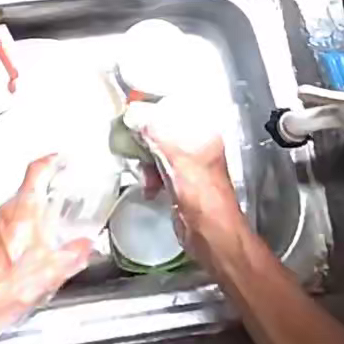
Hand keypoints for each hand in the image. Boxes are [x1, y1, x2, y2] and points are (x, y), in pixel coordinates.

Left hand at [0, 156, 93, 343]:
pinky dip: (22, 228)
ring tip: (51, 223)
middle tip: (64, 194)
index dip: (51, 160)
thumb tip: (89, 244)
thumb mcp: (50, 274)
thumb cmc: (4, 291)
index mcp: (22, 211)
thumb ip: (74, 255)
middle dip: (47, 190)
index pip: (36, 171)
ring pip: (17, 208)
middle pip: (27, 189)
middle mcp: (3, 212)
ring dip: (34, 211)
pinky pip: (7, 225)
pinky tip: (29, 249)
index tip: (63, 158)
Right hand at [124, 98, 249, 269]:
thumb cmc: (201, 195)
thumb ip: (155, 135)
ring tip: (143, 171)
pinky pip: (160, 168)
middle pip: (166, 128)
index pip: (177, 108)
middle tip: (131, 139)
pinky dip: (151, 174)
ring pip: (160, 149)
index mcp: (204, 133)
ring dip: (147, 157)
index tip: (134, 108)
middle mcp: (198, 145)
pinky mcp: (180, 182)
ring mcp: (189, 164)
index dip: (156, 107)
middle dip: (147, 135)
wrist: (212, 235)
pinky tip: (148, 186)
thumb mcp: (177, 160)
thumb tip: (134, 114)